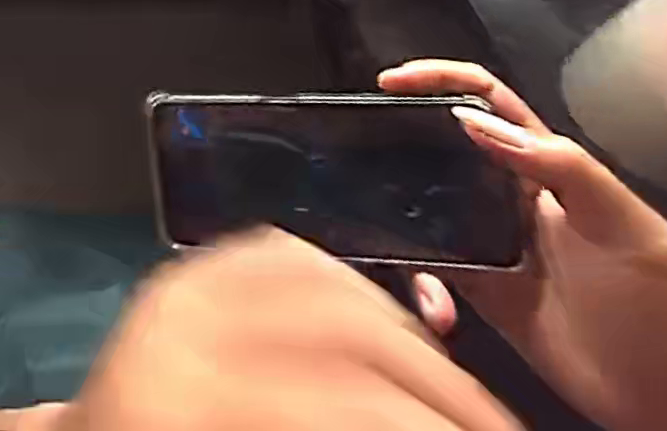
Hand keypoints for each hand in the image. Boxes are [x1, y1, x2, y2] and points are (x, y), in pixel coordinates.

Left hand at [59, 227, 519, 430]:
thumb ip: (330, 421)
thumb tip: (406, 420)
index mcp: (191, 396)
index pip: (341, 396)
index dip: (430, 421)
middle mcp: (185, 321)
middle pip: (336, 320)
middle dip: (431, 374)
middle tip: (485, 417)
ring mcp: (180, 284)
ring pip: (312, 272)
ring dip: (391, 321)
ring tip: (439, 378)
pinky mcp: (184, 271)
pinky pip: (271, 252)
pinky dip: (333, 278)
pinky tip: (369, 318)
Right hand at [378, 60, 666, 430]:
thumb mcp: (628, 230)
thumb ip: (561, 167)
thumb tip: (468, 118)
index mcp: (542, 165)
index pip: (485, 99)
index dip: (438, 78)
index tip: (389, 81)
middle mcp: (505, 191)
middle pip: (437, 143)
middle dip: (394, 140)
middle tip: (354, 152)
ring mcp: (485, 236)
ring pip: (419, 203)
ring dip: (397, 220)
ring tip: (385, 239)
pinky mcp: (474, 283)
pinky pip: (425, 264)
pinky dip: (422, 284)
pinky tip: (439, 310)